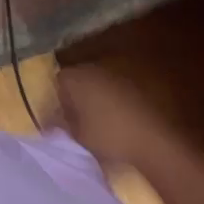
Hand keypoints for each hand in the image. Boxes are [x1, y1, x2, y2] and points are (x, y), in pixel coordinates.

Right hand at [54, 67, 177, 169]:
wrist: (151, 136)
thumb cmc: (108, 134)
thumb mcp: (78, 134)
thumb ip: (62, 123)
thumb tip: (52, 119)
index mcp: (76, 76)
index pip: (58, 80)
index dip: (58, 98)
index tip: (62, 115)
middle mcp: (94, 67)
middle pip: (78, 76)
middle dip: (77, 93)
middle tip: (78, 117)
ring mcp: (116, 72)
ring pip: (97, 80)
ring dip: (95, 95)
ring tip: (98, 118)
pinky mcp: (134, 82)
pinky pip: (115, 87)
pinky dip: (112, 98)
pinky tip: (116, 116)